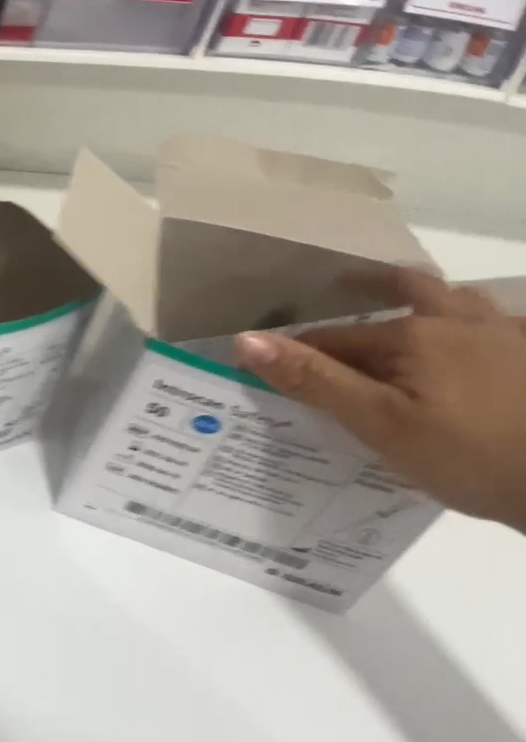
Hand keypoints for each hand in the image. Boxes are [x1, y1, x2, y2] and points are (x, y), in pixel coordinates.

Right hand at [233, 268, 525, 531]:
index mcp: (415, 335)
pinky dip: (478, 325)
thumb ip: (312, 378)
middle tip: (341, 285)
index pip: (332, 338)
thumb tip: (243, 339)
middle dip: (372, 286)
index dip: (298, 353)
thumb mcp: (378, 423)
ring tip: (402, 310)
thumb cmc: (470, 456)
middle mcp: (464, 323)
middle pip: (410, 289)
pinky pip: (505, 326)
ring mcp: (511, 339)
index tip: (275, 374)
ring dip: (429, 297)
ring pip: (462, 301)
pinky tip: (471, 344)